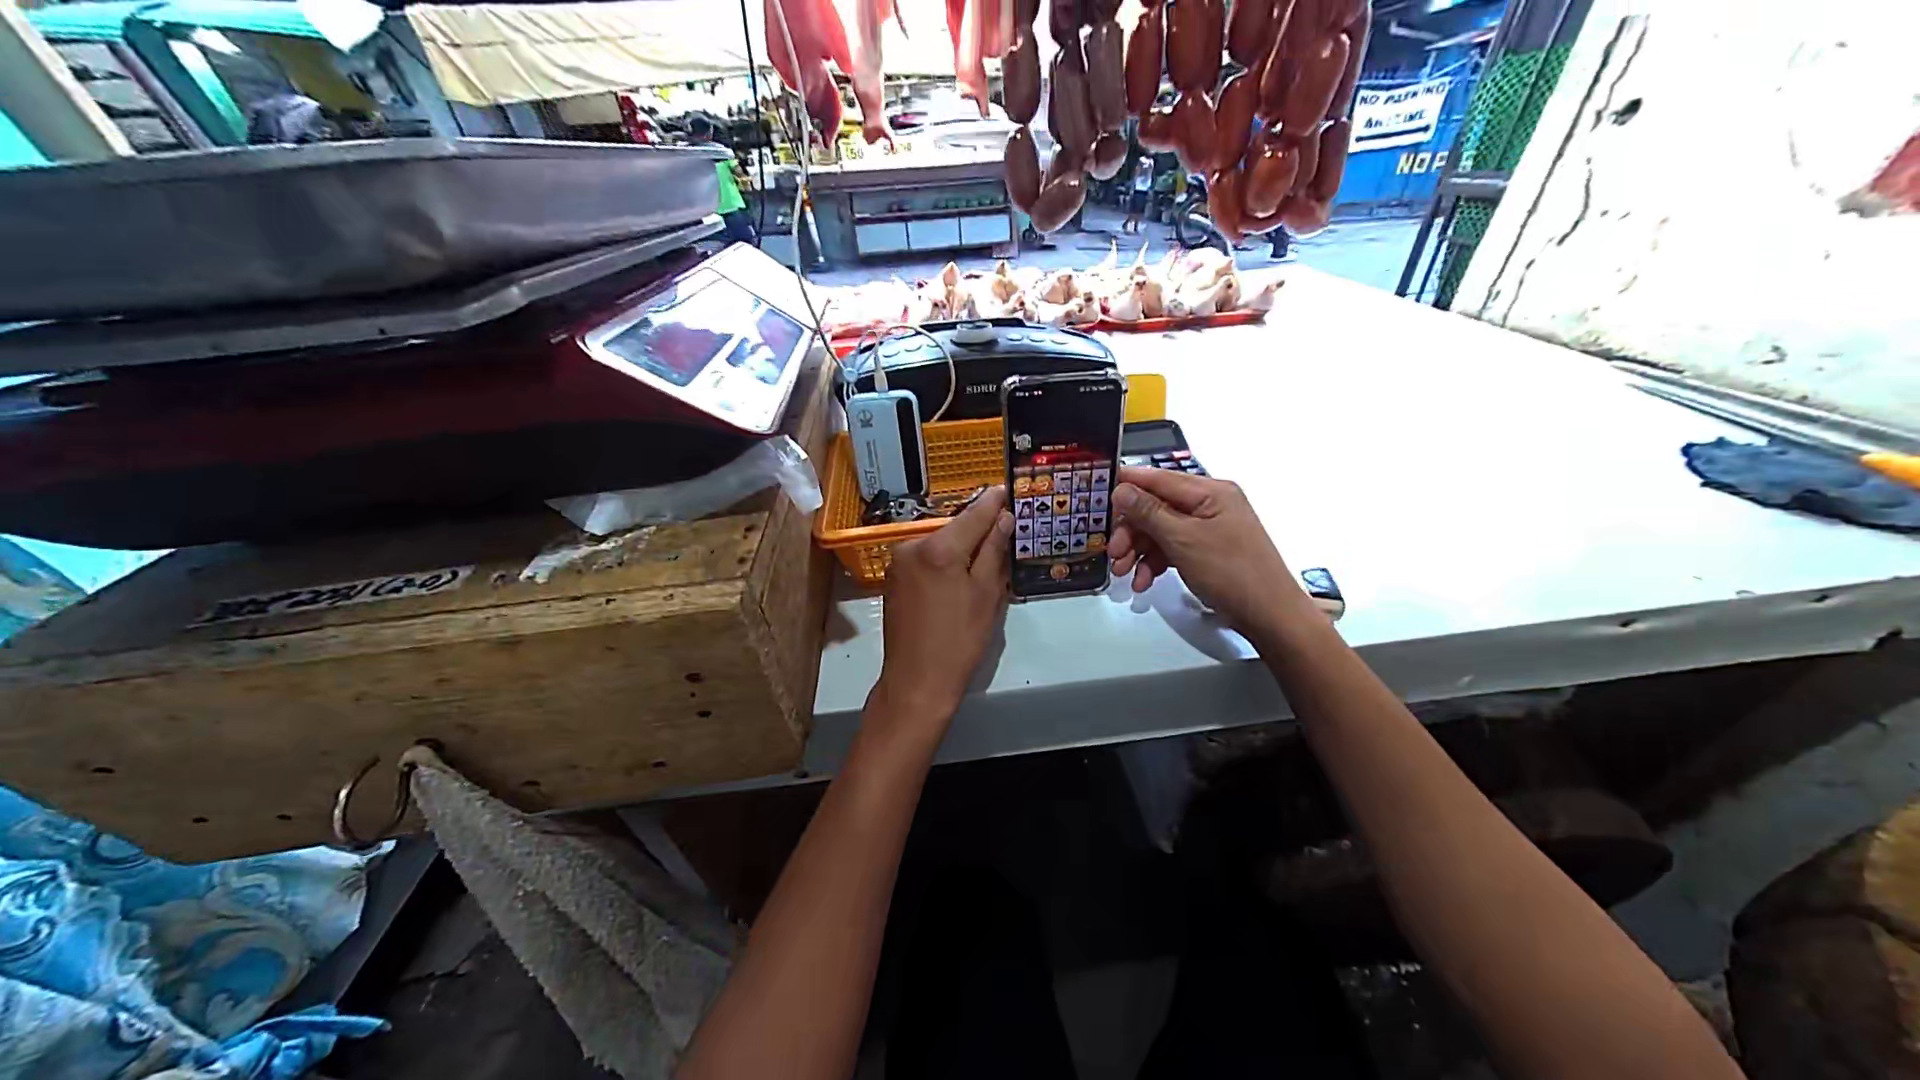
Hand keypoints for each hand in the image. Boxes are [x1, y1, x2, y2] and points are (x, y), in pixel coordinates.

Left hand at [868, 486, 1012, 735]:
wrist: (916, 681)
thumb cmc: (958, 641)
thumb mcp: (986, 594)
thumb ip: (994, 551)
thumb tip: (1004, 518)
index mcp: (939, 548)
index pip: (974, 514)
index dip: (994, 502)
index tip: (1008, 489)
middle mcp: (913, 545)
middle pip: (955, 527)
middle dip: (980, 529)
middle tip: (1007, 530)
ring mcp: (899, 562)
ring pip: (940, 543)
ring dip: (962, 546)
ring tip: (987, 560)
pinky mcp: (894, 577)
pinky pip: (926, 558)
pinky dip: (945, 560)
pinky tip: (960, 576)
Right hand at [1108, 467, 1315, 641]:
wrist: (1269, 614)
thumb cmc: (1235, 574)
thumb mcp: (1183, 540)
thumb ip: (1149, 512)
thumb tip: (1122, 490)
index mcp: (1209, 491)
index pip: (1157, 478)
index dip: (1126, 485)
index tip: (1098, 494)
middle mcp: (1209, 504)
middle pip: (1154, 507)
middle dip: (1130, 530)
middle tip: (1114, 552)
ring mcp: (1208, 528)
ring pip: (1159, 530)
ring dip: (1138, 550)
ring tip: (1124, 572)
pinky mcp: (1206, 549)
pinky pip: (1171, 548)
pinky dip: (1155, 562)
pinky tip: (1144, 580)